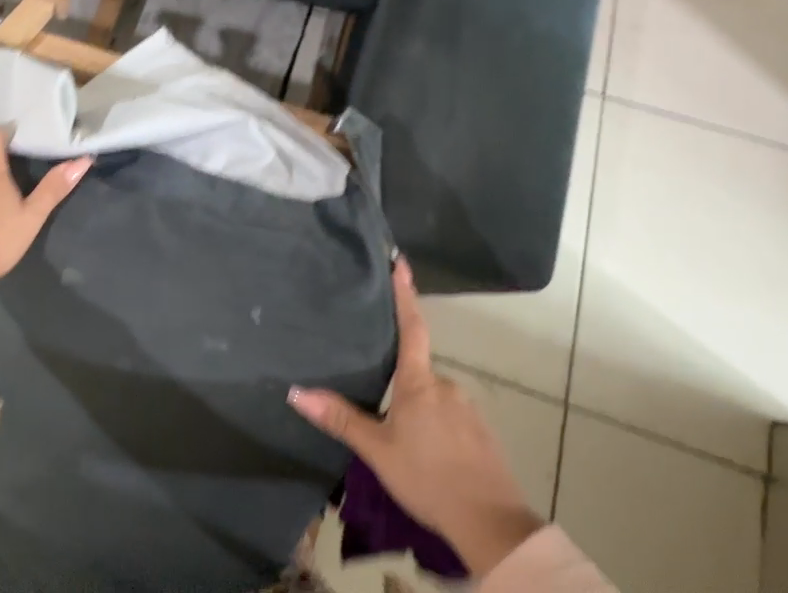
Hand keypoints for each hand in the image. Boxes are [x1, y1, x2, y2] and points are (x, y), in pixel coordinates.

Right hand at [288, 258, 545, 578]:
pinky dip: (434, 427)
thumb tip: (296, 391)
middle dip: (399, 380)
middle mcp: (446, 387)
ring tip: (398, 436)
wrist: (491, 524)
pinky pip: (449, 418)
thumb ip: (341, 418)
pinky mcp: (480, 434)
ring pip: (433, 398)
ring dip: (416, 410)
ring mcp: (467, 410)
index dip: (404, 294)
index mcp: (420, 383)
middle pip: (418, 369)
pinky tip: (424, 453)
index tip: (401, 263)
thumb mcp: (377, 450)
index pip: (411, 328)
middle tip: (377, 395)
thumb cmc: (428, 477)